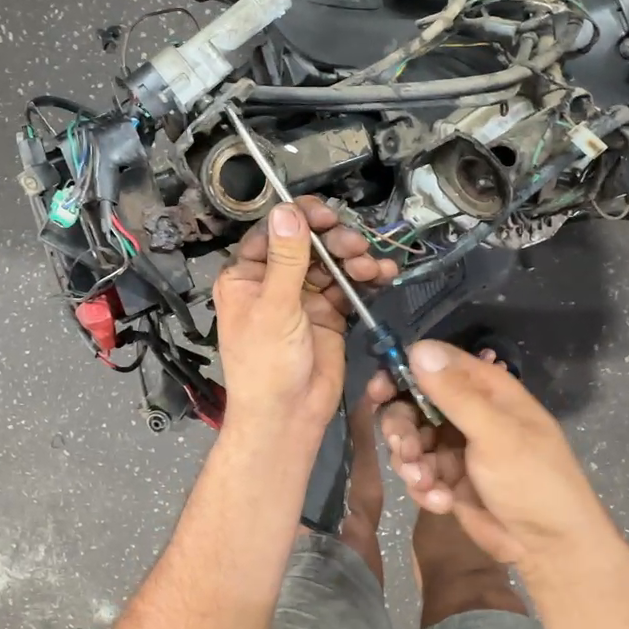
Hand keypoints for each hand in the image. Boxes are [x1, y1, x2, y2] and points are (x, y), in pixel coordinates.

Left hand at [213, 198, 397, 439]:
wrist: (287, 417)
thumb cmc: (265, 365)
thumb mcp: (274, 307)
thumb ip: (286, 258)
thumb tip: (287, 211)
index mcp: (246, 276)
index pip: (273, 232)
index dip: (301, 219)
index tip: (327, 214)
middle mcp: (273, 282)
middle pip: (308, 244)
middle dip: (334, 241)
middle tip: (355, 245)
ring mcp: (302, 297)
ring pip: (331, 263)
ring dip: (354, 258)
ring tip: (371, 266)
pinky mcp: (328, 314)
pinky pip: (348, 287)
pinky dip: (366, 279)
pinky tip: (382, 274)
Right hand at [367, 341, 614, 566]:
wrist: (550, 548)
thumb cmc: (533, 481)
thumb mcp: (495, 434)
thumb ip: (454, 393)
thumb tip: (417, 348)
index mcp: (484, 389)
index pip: (432, 364)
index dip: (401, 373)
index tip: (379, 392)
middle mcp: (466, 412)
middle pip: (411, 404)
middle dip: (401, 428)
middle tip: (403, 450)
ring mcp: (455, 446)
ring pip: (409, 440)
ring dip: (410, 461)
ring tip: (426, 483)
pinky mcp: (447, 478)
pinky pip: (417, 471)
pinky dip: (423, 487)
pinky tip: (441, 502)